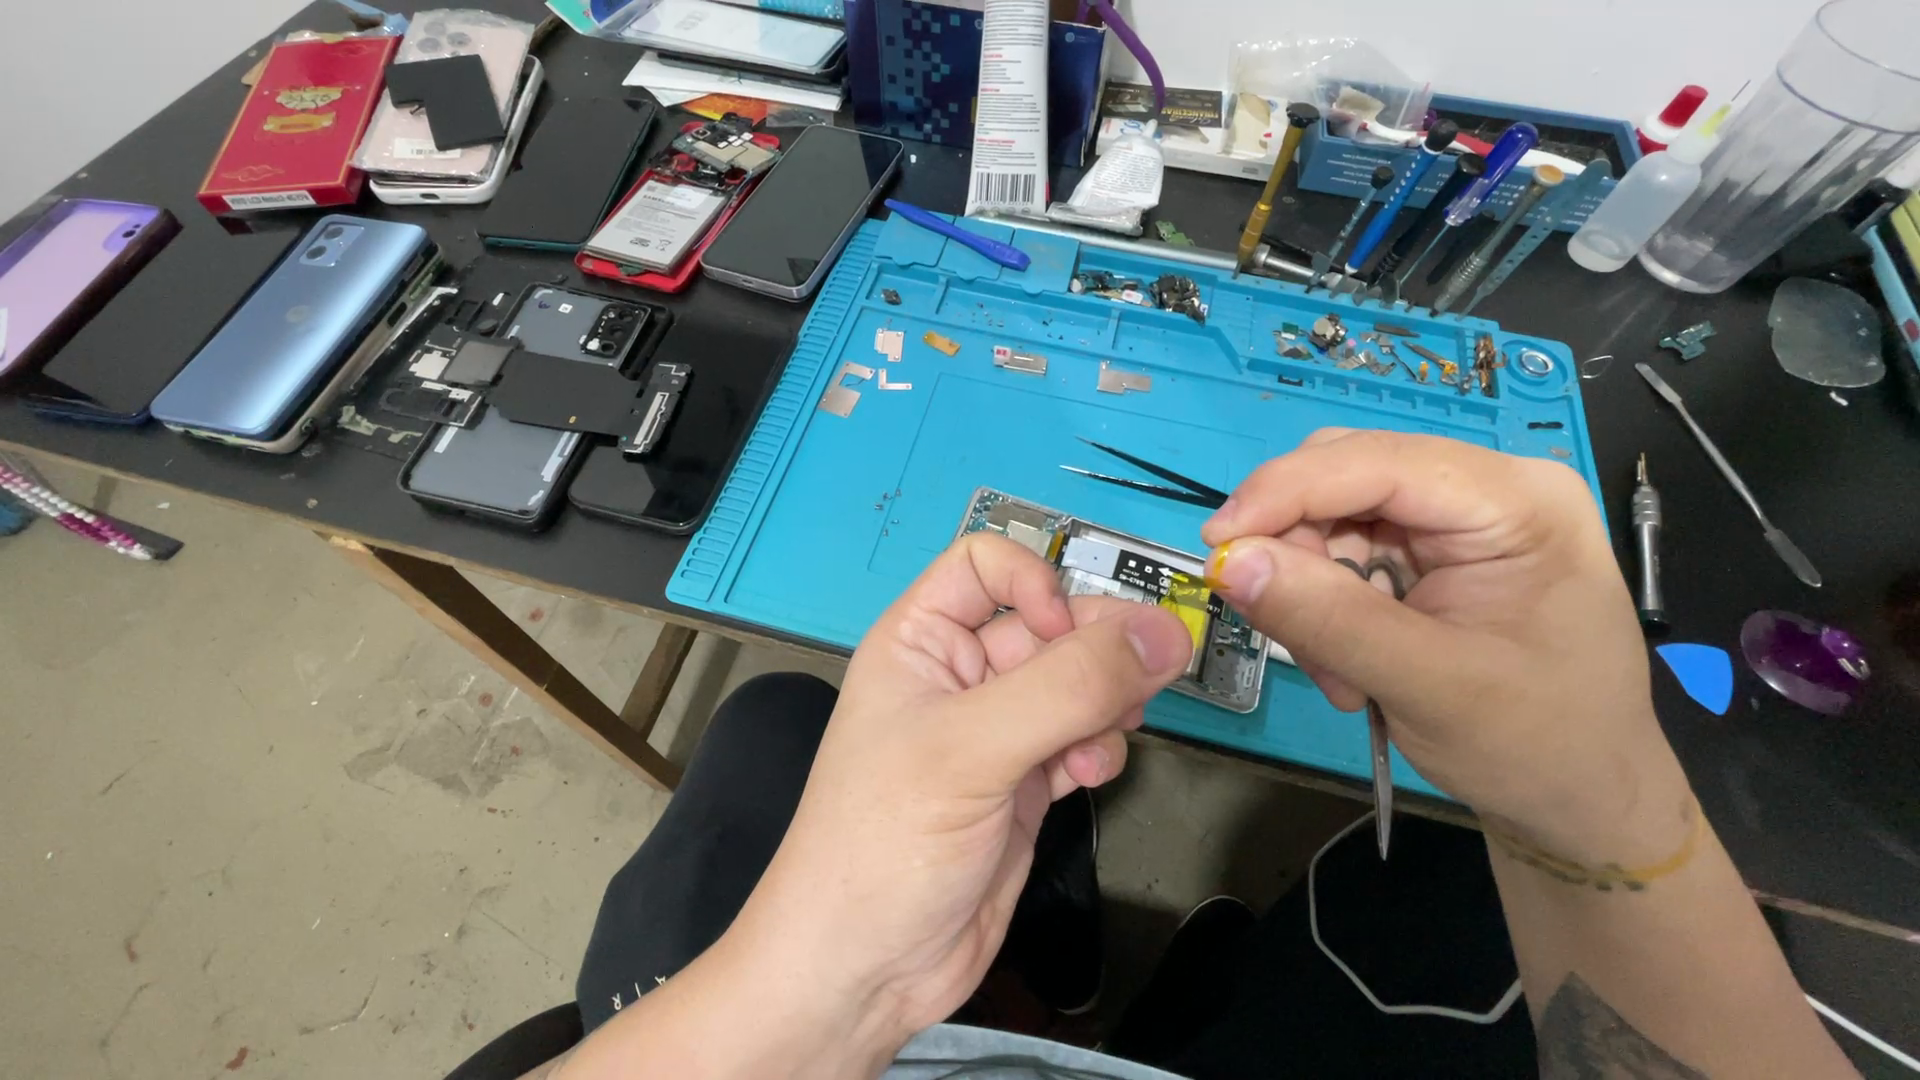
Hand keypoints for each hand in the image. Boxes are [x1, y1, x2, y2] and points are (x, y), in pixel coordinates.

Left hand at [718, 534, 1193, 1069]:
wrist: (866, 970)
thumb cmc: (887, 841)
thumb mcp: (971, 749)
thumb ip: (1069, 686)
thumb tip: (1164, 632)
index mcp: (920, 639)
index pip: (986, 564)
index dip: (1035, 582)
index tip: (1067, 632)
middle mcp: (960, 673)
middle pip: (1050, 623)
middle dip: (1096, 648)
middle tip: (1141, 683)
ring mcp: (997, 728)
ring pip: (1078, 680)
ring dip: (1105, 702)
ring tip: (1101, 741)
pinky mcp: (1026, 779)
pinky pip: (1083, 735)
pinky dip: (1098, 747)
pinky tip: (1085, 778)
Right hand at [1200, 429, 1690, 859]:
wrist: (1580, 798)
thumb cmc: (1534, 744)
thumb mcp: (1427, 685)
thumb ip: (1327, 618)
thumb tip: (1225, 562)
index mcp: (1516, 502)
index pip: (1375, 462)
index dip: (1284, 491)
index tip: (1214, 545)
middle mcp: (1484, 491)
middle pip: (1343, 478)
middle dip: (1297, 549)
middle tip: (1284, 623)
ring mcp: (1453, 520)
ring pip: (1328, 516)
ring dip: (1305, 588)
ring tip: (1334, 668)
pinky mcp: (1427, 551)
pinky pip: (1337, 551)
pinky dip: (1319, 603)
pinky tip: (1345, 659)